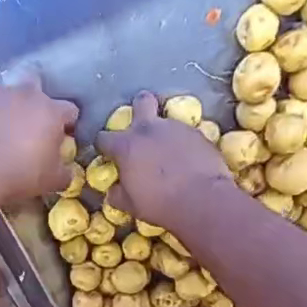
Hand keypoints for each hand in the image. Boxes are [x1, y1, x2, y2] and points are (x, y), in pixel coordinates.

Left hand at [0, 78, 79, 204]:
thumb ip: (65, 171)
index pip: (70, 110)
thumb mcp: (54, 181)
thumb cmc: (22, 174)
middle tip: (37, 129)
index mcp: (51, 110)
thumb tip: (67, 170)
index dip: (69, 125)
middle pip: (39, 91)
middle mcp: (26, 95)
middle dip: (40, 106)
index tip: (65, 140)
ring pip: (12, 98)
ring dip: (15, 111)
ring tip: (11, 134)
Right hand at [96, 91, 236, 231]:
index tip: (109, 155)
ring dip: (164, 132)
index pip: (104, 137)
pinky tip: (188, 159)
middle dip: (139, 107)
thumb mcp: (130, 205)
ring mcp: (175, 128)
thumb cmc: (160, 204)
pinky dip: (183, 143)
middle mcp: (148, 129)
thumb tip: (113, 190)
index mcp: (126, 145)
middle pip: (141, 101)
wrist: (202, 200)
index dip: (104, 146)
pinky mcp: (198, 133)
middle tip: (142, 127)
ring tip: (170, 152)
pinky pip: (185, 133)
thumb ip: (117, 194)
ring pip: (166, 119)